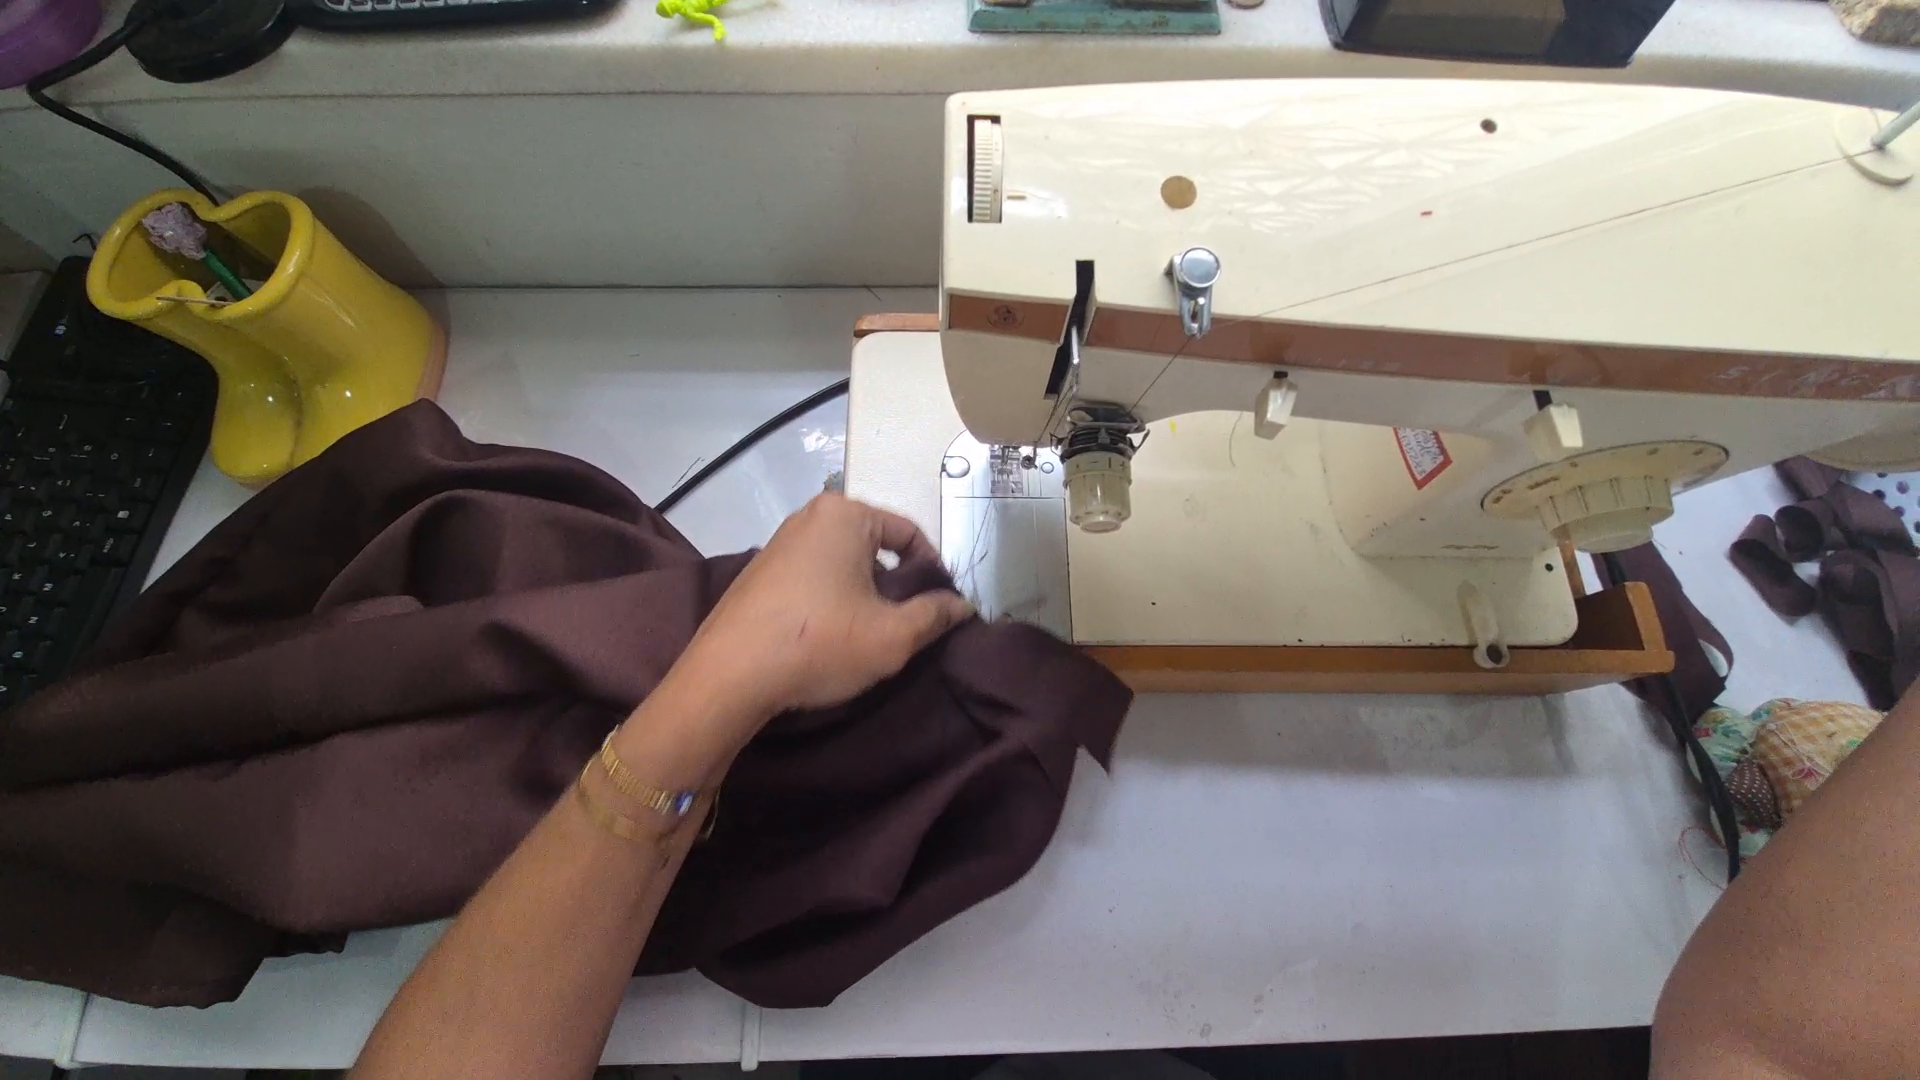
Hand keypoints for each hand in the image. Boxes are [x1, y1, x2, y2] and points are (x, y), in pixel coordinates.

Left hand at [666, 495, 972, 743]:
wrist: (729, 677)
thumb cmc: (820, 644)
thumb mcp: (893, 635)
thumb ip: (935, 614)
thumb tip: (962, 605)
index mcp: (845, 514)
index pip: (909, 533)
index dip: (933, 570)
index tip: (940, 606)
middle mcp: (810, 516)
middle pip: (875, 545)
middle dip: (896, 583)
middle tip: (905, 624)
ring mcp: (779, 542)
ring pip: (844, 562)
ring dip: (864, 593)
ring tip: (868, 634)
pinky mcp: (759, 571)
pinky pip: (814, 574)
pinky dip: (832, 597)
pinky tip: (829, 634)